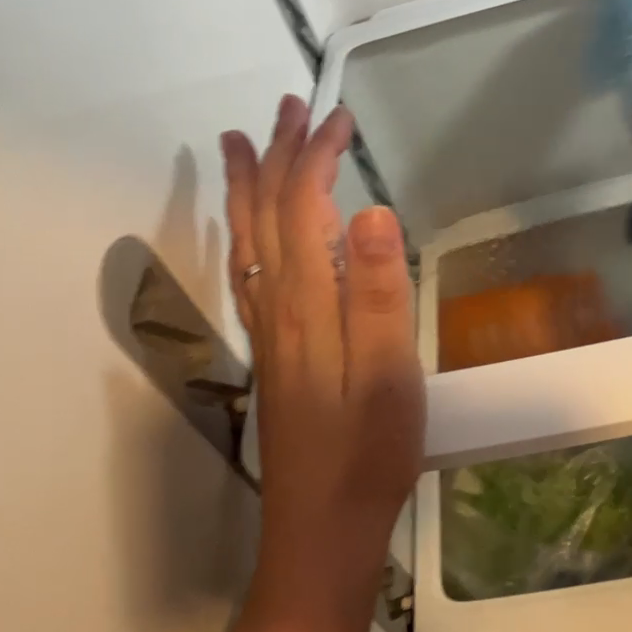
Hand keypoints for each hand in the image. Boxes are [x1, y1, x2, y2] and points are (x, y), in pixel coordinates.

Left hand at [218, 95, 424, 631]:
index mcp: (307, 301)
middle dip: (276, 154)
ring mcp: (269, 327)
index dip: (316, 156)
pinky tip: (251, 226)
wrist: (320, 525)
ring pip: (248, 237)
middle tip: (285, 105)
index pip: (304, 207)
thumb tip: (370, 210)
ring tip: (245, 142)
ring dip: (251, 183)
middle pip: (267, 213)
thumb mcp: (387, 373)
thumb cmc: (365, 450)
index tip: (338, 117)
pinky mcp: (273, 348)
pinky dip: (247, 227)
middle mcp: (277, 304)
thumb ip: (377, 291)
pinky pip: (249, 267)